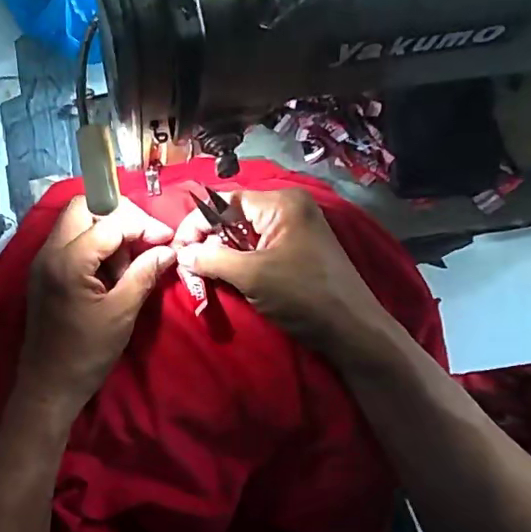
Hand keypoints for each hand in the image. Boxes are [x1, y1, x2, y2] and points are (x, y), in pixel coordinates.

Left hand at [17, 196, 176, 414]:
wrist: (48, 386)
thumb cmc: (86, 353)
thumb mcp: (122, 313)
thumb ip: (144, 274)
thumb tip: (168, 249)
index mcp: (67, 260)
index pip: (108, 220)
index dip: (142, 224)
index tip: (166, 240)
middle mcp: (49, 252)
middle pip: (84, 208)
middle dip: (120, 217)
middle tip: (144, 241)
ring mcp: (43, 261)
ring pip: (77, 223)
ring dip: (107, 232)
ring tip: (128, 265)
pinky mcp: (45, 273)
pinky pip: (72, 243)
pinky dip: (95, 248)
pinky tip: (112, 274)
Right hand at [174, 188, 393, 355]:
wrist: (352, 329)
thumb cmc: (303, 295)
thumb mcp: (252, 275)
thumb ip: (212, 259)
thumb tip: (183, 254)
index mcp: (281, 203)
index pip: (224, 201)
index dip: (197, 224)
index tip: (178, 251)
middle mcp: (288, 208)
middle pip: (232, 217)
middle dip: (208, 242)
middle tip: (189, 267)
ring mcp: (294, 230)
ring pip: (242, 236)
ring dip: (222, 256)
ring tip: (205, 276)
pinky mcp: (296, 252)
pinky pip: (257, 249)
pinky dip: (239, 264)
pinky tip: (229, 280)